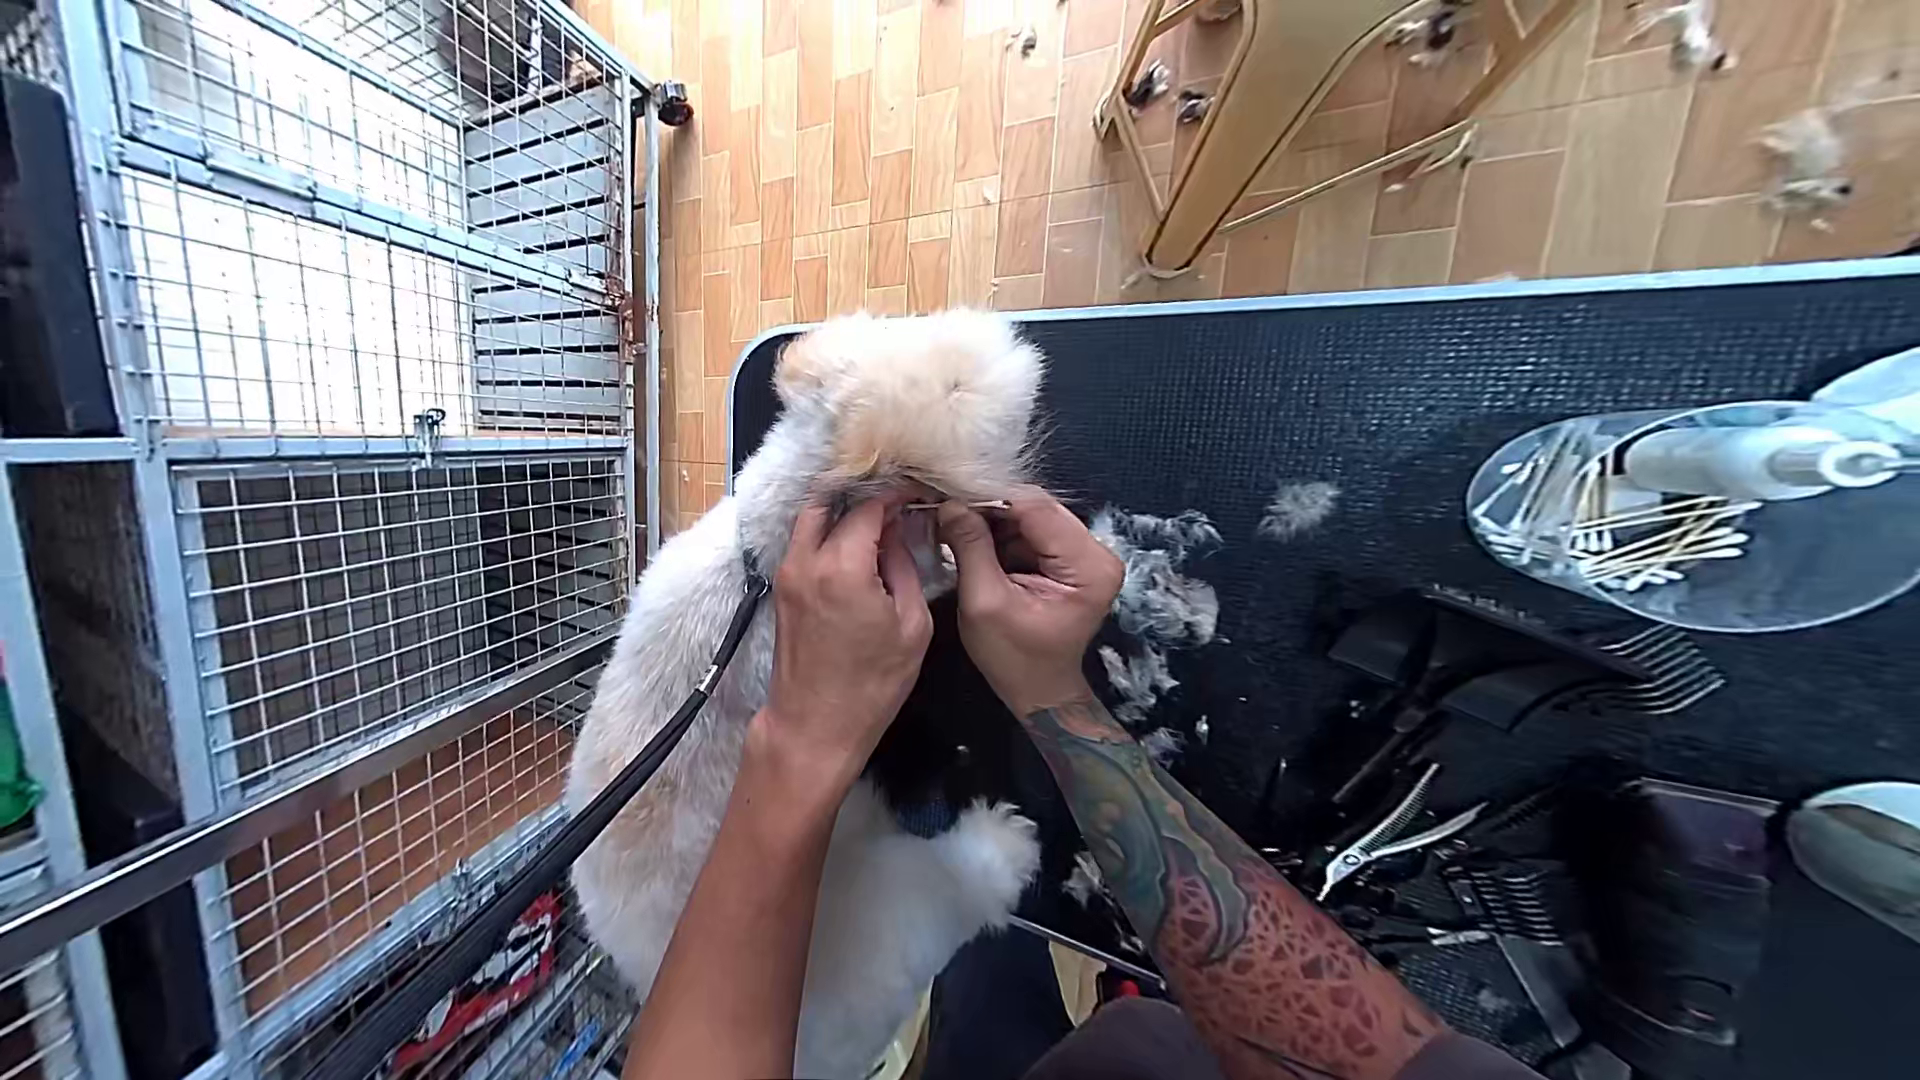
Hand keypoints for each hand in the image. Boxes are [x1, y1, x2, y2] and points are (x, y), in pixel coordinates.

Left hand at [760, 496, 933, 791]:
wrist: (815, 726)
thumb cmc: (872, 684)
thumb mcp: (912, 625)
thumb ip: (904, 567)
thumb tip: (897, 533)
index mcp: (842, 566)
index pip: (869, 507)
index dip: (895, 494)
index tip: (916, 492)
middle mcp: (806, 560)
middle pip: (830, 501)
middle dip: (864, 493)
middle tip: (894, 499)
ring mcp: (788, 573)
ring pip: (811, 518)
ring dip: (842, 508)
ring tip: (877, 516)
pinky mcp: (782, 588)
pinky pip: (804, 541)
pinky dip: (828, 529)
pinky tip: (856, 540)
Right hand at [937, 489, 1123, 714]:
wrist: (1039, 690)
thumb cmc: (1014, 658)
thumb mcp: (984, 603)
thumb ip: (971, 548)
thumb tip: (950, 503)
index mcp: (1088, 566)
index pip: (1037, 510)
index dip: (990, 499)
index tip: (948, 497)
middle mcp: (1097, 551)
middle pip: (1037, 508)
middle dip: (990, 509)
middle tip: (948, 511)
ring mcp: (1086, 553)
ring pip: (1031, 516)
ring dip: (993, 520)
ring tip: (956, 525)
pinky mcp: (1070, 557)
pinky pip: (1032, 530)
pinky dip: (1002, 532)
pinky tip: (974, 539)